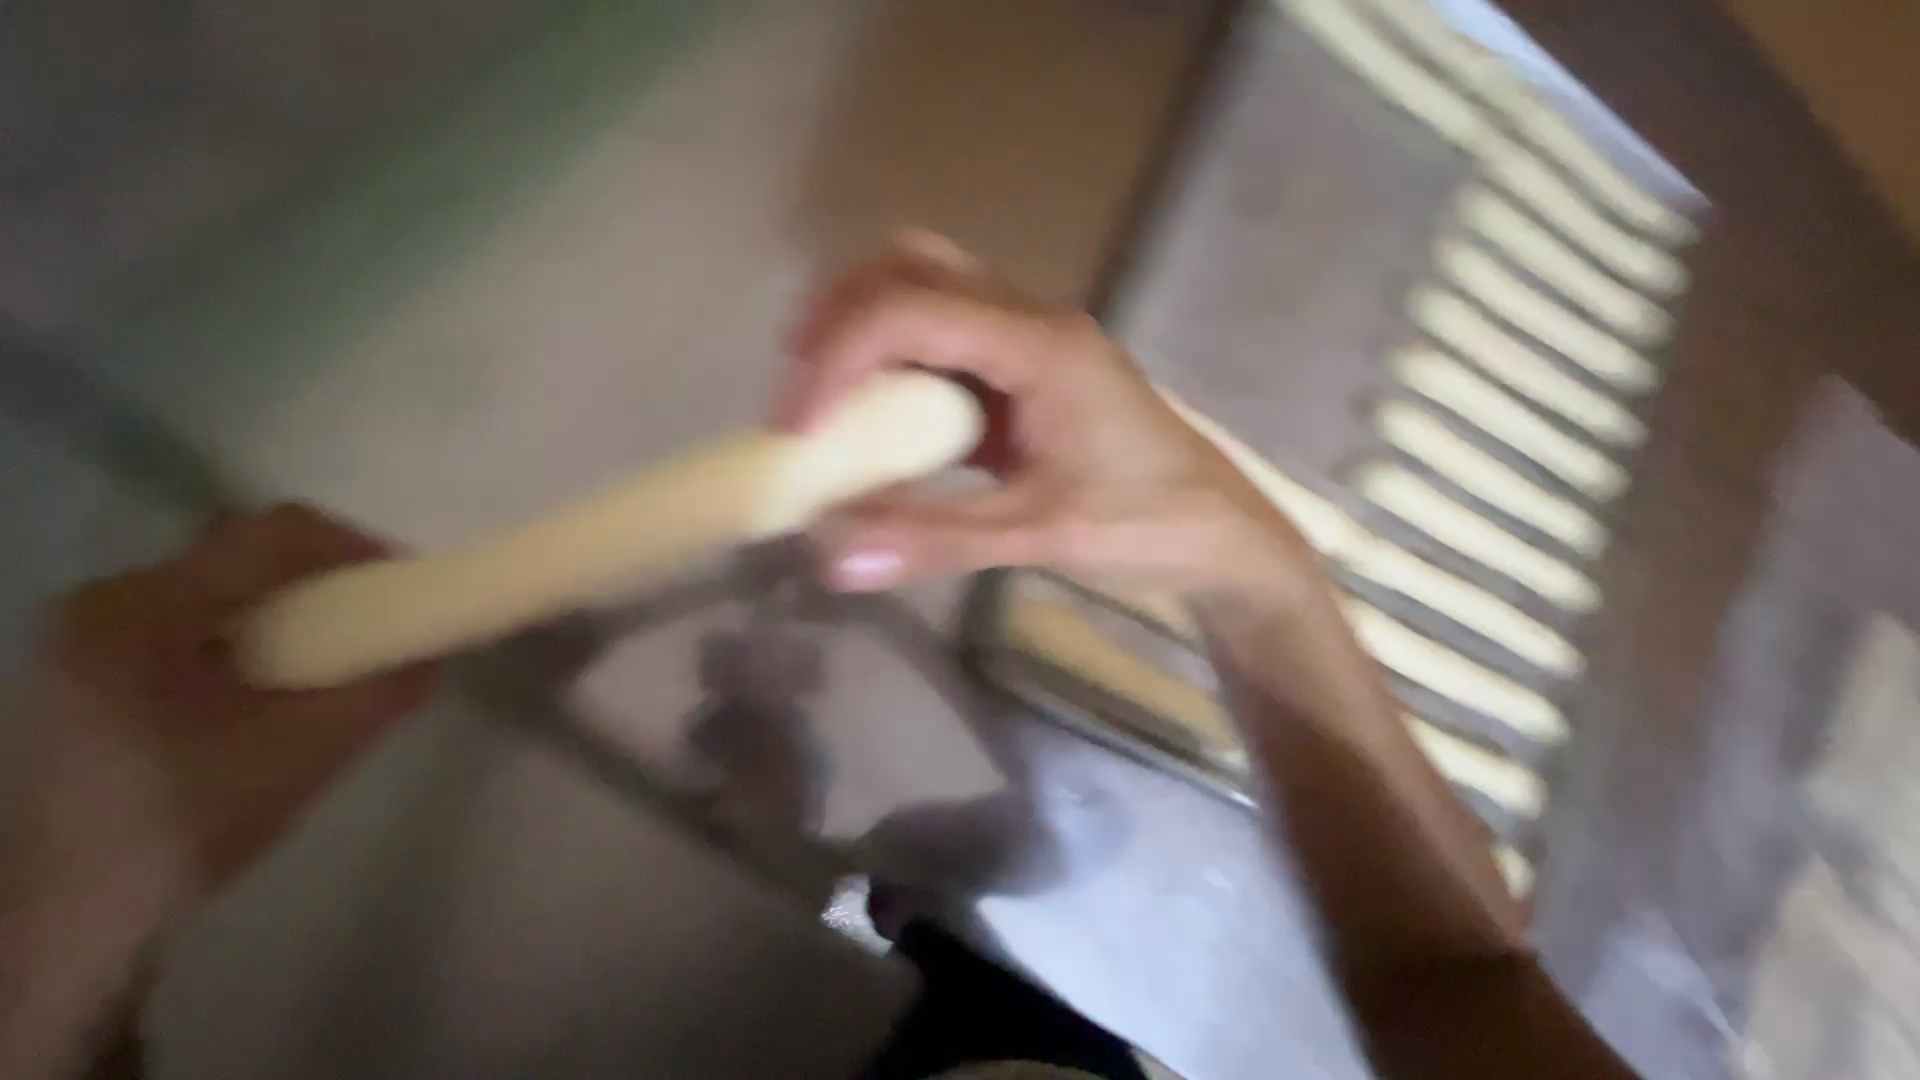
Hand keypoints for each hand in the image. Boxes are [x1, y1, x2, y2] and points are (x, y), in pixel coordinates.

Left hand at [24, 503, 436, 904]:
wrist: (46, 927)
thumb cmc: (175, 825)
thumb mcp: (303, 754)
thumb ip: (384, 694)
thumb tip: (436, 657)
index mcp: (143, 606)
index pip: (279, 533)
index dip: (363, 550)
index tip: (413, 595)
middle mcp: (108, 602)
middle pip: (253, 555)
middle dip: (335, 582)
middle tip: (384, 629)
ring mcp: (91, 639)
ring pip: (230, 590)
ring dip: (300, 612)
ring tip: (343, 664)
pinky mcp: (93, 675)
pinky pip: (204, 625)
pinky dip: (263, 638)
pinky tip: (284, 691)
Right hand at [773, 230, 1315, 597]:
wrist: (1221, 534)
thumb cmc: (1148, 526)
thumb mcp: (1040, 535)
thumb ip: (935, 539)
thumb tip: (832, 558)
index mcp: (1040, 345)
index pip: (912, 311)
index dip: (836, 358)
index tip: (796, 427)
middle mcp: (1032, 322)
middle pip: (915, 266)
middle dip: (841, 314)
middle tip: (801, 386)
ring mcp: (1032, 341)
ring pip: (930, 289)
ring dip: (869, 329)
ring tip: (828, 398)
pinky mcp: (1029, 371)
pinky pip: (948, 339)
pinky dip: (900, 364)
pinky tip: (885, 419)